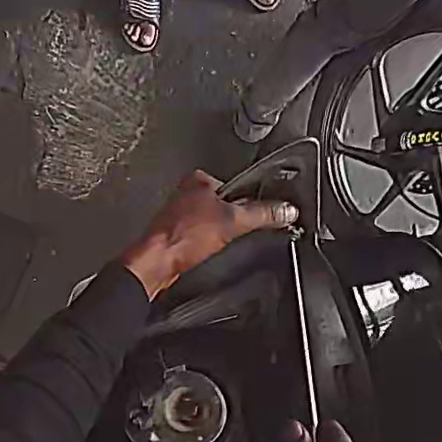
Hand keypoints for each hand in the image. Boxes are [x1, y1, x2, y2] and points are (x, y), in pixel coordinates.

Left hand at [120, 170, 298, 297]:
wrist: (156, 262)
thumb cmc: (181, 236)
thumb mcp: (233, 221)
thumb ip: (262, 214)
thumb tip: (285, 210)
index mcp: (199, 179)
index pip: (238, 184)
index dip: (251, 201)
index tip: (259, 214)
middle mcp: (187, 192)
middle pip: (228, 204)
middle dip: (235, 219)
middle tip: (233, 231)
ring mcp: (181, 213)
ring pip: (214, 221)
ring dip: (219, 233)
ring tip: (214, 242)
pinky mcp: (177, 233)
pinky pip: (202, 235)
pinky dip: (207, 243)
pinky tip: (203, 249)